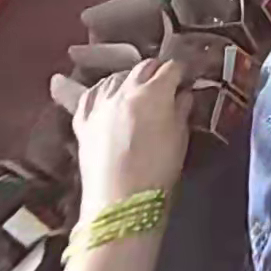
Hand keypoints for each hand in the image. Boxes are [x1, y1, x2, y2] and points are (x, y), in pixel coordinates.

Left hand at [71, 59, 192, 216]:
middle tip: (167, 83)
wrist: (120, 204)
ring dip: (131, 78)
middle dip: (158, 70)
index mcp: (154, 92)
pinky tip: (105, 92)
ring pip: (116, 77)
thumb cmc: (159, 169)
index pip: (172, 68)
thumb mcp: (180, 136)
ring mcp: (101, 105)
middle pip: (144, 67)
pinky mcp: (83, 122)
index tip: (187, 80)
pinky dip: (100, 90)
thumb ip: (182, 109)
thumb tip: (184, 94)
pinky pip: (89, 95)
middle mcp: (125, 91)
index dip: (182, 72)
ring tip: (139, 88)